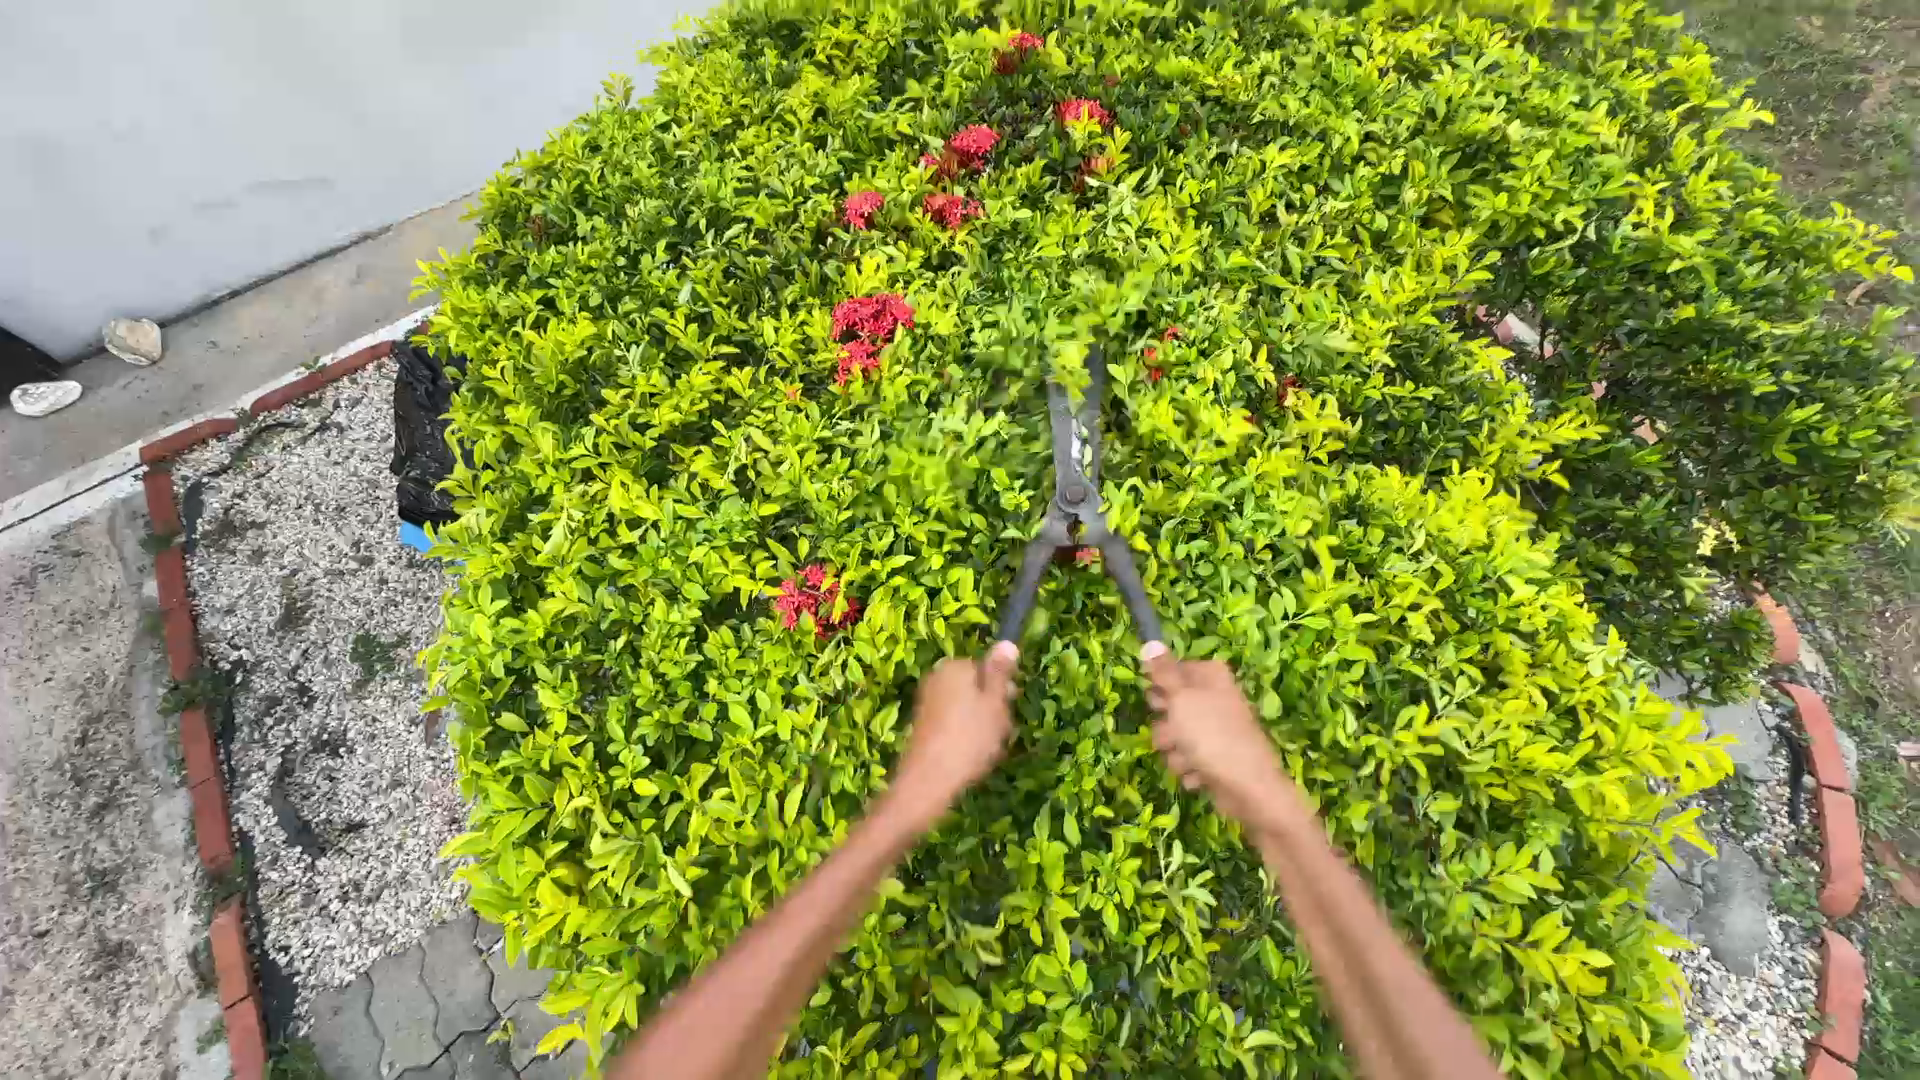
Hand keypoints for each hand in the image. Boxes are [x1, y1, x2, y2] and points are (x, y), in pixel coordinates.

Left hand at [888, 643, 1019, 824]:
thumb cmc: (969, 738)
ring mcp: (928, 703)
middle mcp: (937, 678)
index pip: (987, 668)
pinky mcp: (925, 726)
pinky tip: (973, 757)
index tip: (1008, 710)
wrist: (929, 781)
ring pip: (969, 709)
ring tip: (988, 749)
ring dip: (983, 727)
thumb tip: (1007, 642)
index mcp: (953, 666)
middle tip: (1001, 733)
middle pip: (977, 688)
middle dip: (993, 709)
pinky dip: (967, 738)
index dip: (1002, 689)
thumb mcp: (994, 702)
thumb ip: (1000, 672)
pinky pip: (955, 725)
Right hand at [1143, 644, 1303, 829]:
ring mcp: (1216, 730)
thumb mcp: (1182, 698)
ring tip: (1189, 759)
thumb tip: (1150, 641)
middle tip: (1175, 731)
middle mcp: (1215, 699)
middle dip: (1166, 724)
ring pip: (1174, 736)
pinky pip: (1187, 759)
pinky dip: (1190, 768)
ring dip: (1176, 751)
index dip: (1160, 687)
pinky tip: (1200, 774)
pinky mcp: (1215, 758)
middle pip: (1170, 705)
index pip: (1172, 670)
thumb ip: (1163, 672)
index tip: (1158, 701)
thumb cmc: (1213, 736)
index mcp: (1210, 677)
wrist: (1250, 789)